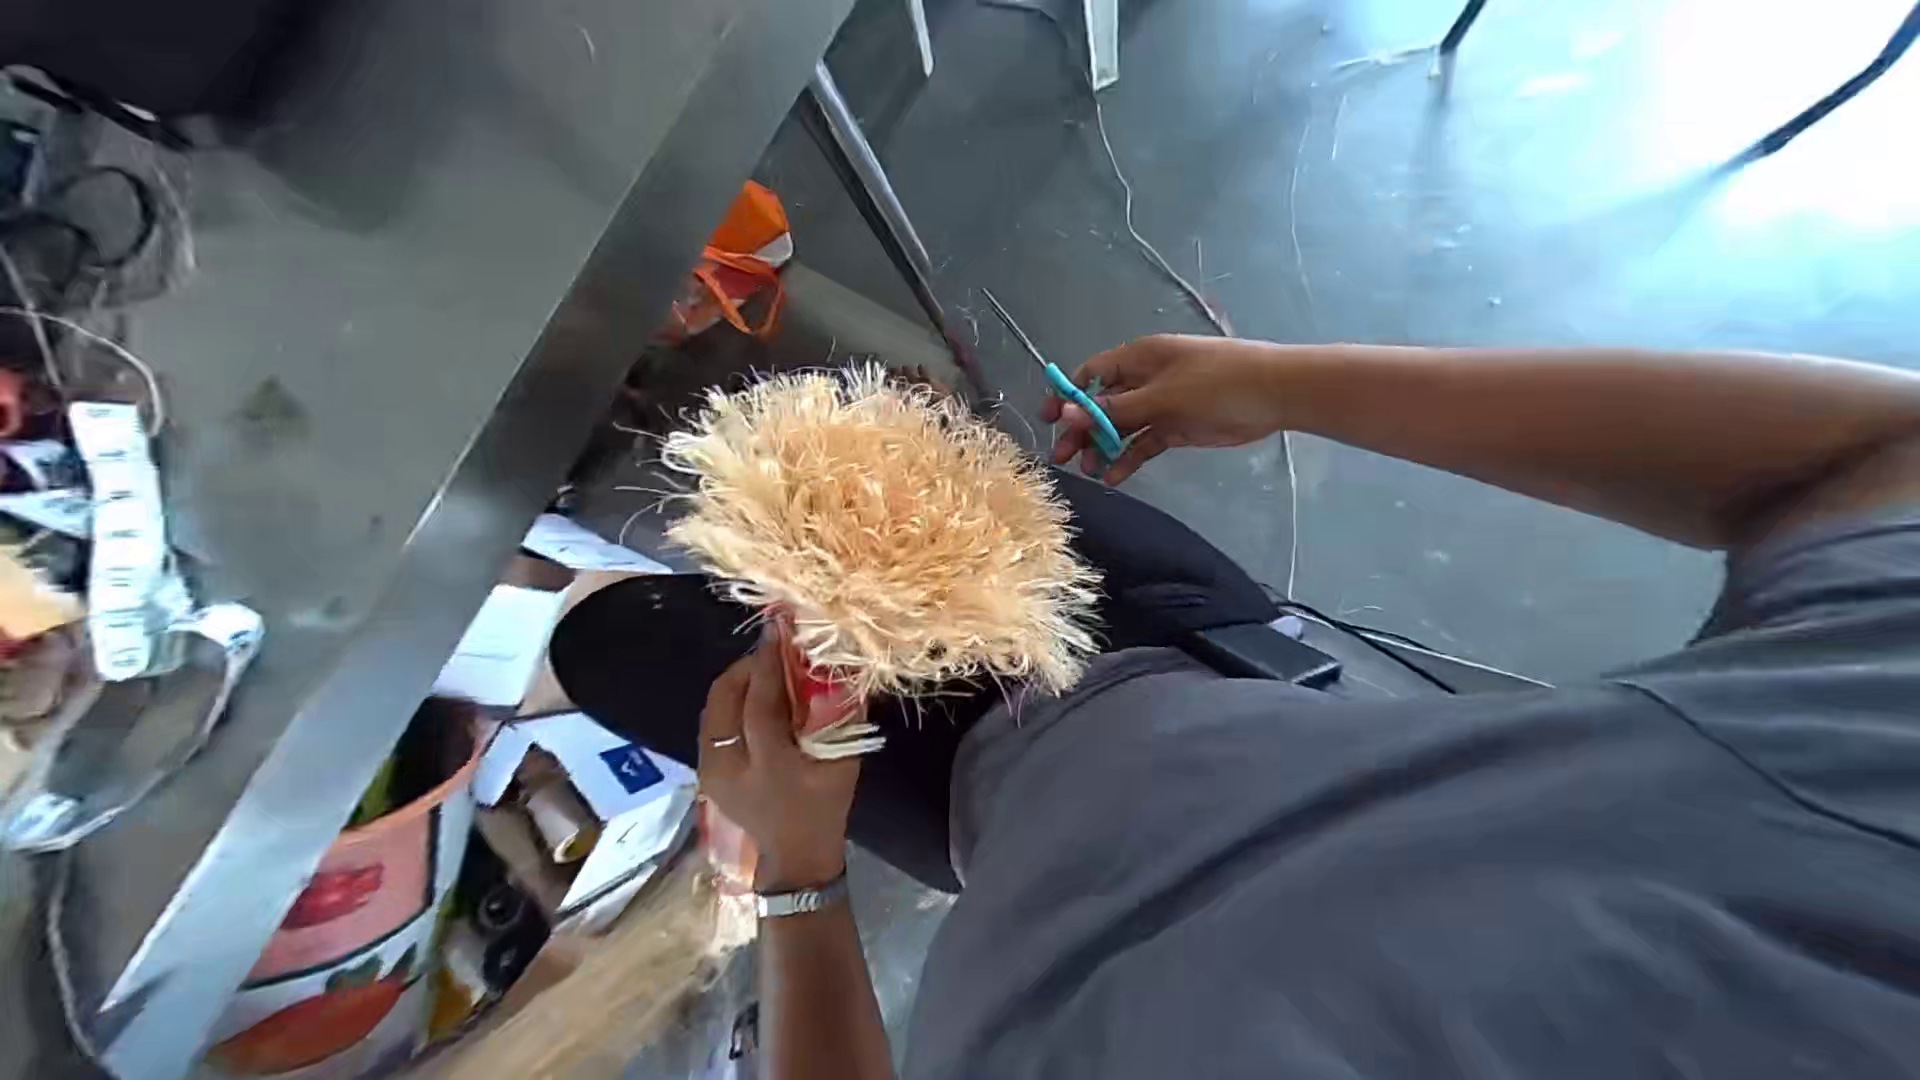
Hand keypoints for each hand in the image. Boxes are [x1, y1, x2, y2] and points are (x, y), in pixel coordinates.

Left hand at [699, 642, 860, 891]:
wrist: (795, 854)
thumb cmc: (826, 806)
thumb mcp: (844, 762)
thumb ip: (838, 713)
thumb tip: (832, 664)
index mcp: (768, 768)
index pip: (761, 704)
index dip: (769, 662)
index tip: (778, 629)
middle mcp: (728, 767)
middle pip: (724, 698)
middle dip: (748, 665)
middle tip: (776, 651)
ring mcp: (710, 771)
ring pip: (714, 705)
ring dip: (739, 680)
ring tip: (767, 670)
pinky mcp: (704, 771)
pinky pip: (713, 719)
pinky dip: (732, 699)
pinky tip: (755, 696)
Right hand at [1040, 334, 1293, 483]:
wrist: (1274, 395)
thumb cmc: (1216, 383)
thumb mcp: (1160, 396)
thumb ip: (1113, 410)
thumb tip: (1067, 412)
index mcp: (1138, 359)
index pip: (1092, 374)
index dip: (1067, 395)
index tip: (1047, 418)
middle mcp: (1144, 380)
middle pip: (1102, 406)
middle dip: (1081, 429)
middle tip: (1062, 456)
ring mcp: (1159, 405)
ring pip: (1120, 428)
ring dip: (1102, 448)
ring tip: (1088, 470)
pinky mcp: (1174, 428)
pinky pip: (1142, 444)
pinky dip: (1128, 459)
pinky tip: (1113, 477)